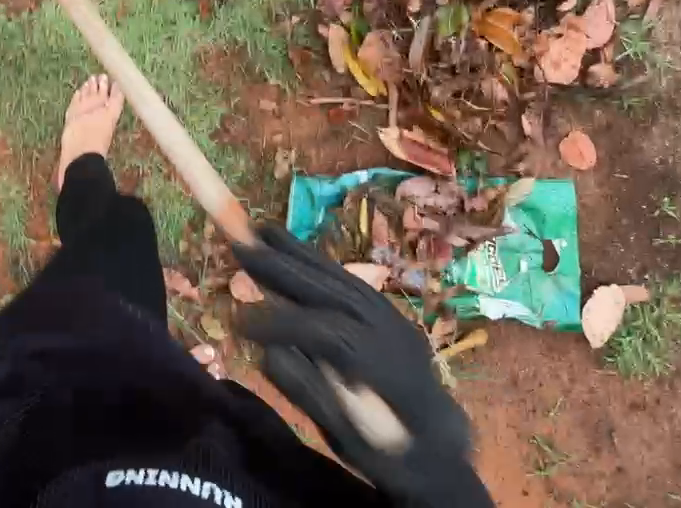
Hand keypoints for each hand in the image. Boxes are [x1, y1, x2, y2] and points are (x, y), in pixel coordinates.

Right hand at [233, 224, 493, 507]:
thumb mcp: (344, 435)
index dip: (280, 323)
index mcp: (383, 369)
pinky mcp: (388, 310)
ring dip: (297, 252)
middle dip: (283, 268)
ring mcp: (391, 316)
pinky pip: (348, 278)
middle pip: (331, 291)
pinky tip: (291, 248)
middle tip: (240, 246)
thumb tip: (267, 352)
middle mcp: (390, 332)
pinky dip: (316, 261)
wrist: (441, 450)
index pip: (326, 332)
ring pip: (340, 277)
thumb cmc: (387, 452)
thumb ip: (308, 391)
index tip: (238, 323)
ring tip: (260, 229)